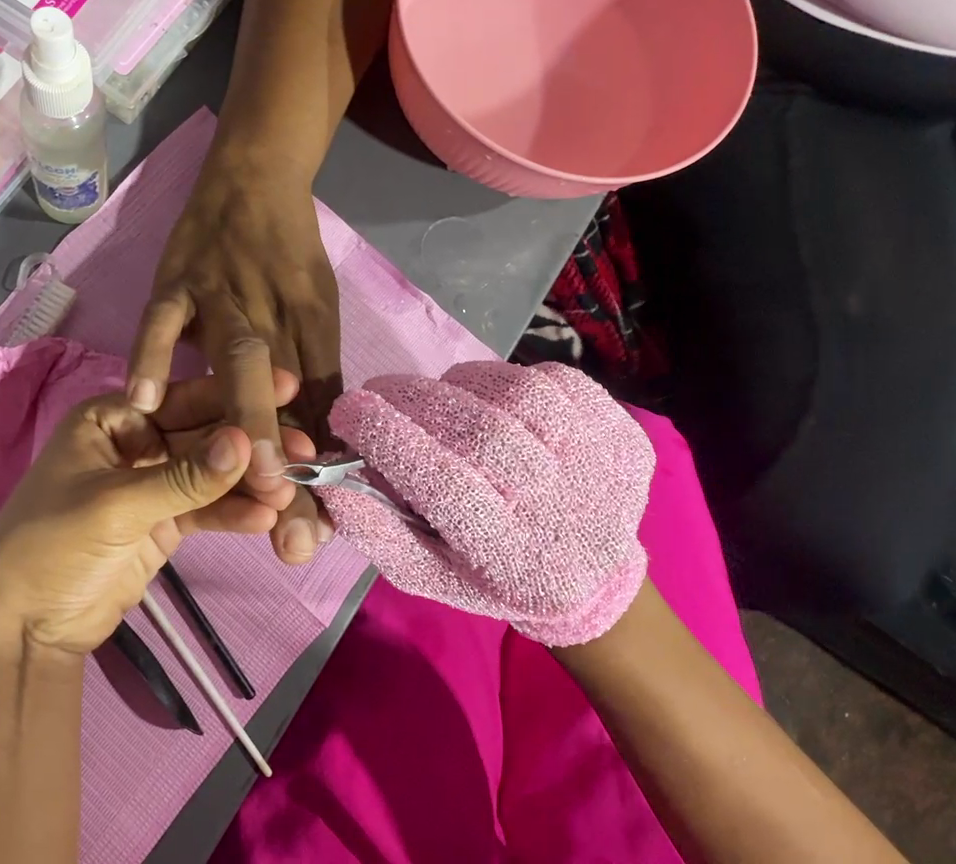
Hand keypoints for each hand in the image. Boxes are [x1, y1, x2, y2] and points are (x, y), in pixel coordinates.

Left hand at [0, 376, 313, 655]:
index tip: (284, 388)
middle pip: (202, 435)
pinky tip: (268, 517)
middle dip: (250, 443)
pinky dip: (233, 513)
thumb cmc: (53, 543)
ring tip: (294, 489)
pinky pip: (205, 510)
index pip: (178, 397)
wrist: (24, 622)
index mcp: (111, 418)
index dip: (229, 395)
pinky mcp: (162, 524)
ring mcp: (150, 485)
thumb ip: (184, 477)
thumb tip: (247, 442)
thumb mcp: (117, 504)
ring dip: (249, 482)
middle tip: (303, 448)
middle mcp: (134, 442)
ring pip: (210, 474)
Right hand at [129, 155, 341, 565]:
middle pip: (285, 393)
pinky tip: (142, 401)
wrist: (256, 172)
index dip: (318, 466)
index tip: (315, 529)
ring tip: (234, 478)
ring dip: (241, 416)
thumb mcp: (314, 310)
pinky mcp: (178, 278)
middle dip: (287, 458)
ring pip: (237, 359)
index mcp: (313, 326)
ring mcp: (225, 295)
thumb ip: (312, 376)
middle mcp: (275, 316)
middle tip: (287, 525)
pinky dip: (154, 354)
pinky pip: (163, 318)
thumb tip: (320, 447)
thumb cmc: (286, 252)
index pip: (319, 405)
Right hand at [318, 361, 654, 645]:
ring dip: (459, 382)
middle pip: (482, 433)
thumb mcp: (428, 575)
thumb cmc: (493, 578)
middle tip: (377, 391)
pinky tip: (487, 395)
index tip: (346, 409)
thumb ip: (376, 531)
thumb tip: (330, 478)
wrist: (591, 579)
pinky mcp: (625, 436)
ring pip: (519, 395)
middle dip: (413, 398)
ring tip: (434, 394)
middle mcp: (563, 512)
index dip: (387, 437)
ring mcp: (603, 469)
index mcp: (511, 558)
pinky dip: (508, 376)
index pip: (443, 483)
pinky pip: (557, 379)